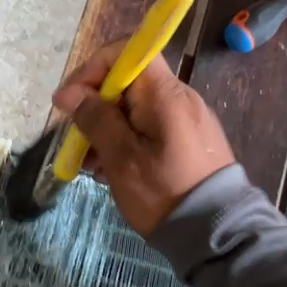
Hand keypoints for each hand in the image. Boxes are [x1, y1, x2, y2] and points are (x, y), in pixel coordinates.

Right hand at [52, 42, 236, 233]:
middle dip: (94, 106)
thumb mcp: (121, 158)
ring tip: (89, 165)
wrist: (217, 234)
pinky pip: (149, 128)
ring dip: (106, 129)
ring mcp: (186, 119)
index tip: (70, 101)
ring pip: (135, 108)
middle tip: (75, 141)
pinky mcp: (188, 141)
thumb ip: (95, 119)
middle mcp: (179, 97)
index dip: (91, 69)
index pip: (125, 52)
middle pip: (127, 82)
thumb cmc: (164, 193)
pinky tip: (111, 171)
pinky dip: (126, 141)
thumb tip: (70, 94)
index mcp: (164, 94)